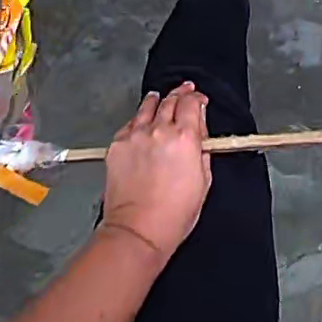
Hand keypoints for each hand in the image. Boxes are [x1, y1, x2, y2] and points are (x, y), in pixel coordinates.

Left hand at [100, 82, 212, 262]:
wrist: (138, 230)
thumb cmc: (172, 214)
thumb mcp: (203, 182)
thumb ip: (202, 151)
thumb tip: (200, 136)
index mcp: (185, 138)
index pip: (192, 103)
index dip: (197, 98)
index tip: (199, 99)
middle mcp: (159, 130)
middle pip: (171, 100)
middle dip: (180, 94)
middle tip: (185, 91)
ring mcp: (136, 136)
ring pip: (148, 105)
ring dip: (157, 100)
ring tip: (159, 97)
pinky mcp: (118, 145)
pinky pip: (130, 123)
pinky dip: (138, 118)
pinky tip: (141, 120)